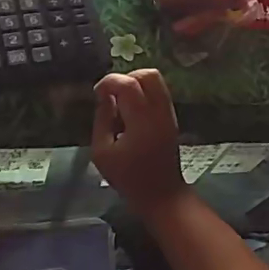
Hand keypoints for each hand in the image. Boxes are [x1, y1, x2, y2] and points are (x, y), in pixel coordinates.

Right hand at [90, 70, 186, 215]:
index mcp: (142, 120)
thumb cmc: (128, 178)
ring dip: (135, 84)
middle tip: (111, 96)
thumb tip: (104, 97)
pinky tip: (131, 114)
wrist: (162, 194)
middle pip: (147, 74)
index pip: (128, 84)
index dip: (109, 82)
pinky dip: (143, 93)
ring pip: (156, 80)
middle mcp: (159, 111)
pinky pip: (158, 92)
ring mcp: (168, 113)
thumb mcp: (102, 152)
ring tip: (121, 105)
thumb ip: (102, 120)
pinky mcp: (171, 117)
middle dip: (125, 78)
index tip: (97, 93)